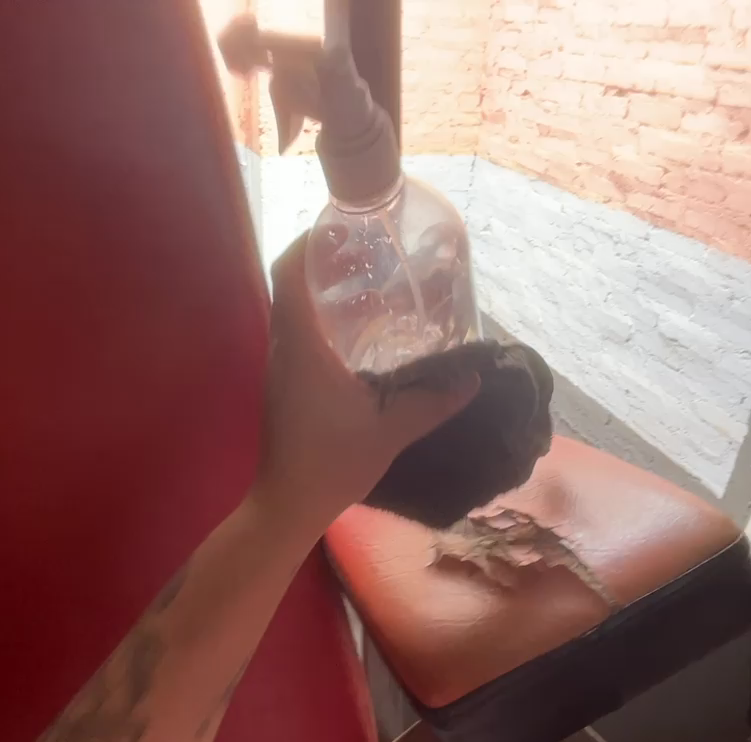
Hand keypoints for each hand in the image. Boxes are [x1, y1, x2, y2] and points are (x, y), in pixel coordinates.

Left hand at [252, 233, 479, 534]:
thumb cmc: (330, 464)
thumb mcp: (388, 431)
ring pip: (291, 315)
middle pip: (289, 288)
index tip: (339, 227)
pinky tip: (355, 340)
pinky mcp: (282, 391)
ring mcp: (279, 372)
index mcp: (301, 348)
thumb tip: (471, 380)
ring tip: (364, 289)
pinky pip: (296, 340)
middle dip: (321, 263)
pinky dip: (320, 325)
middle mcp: (283, 351)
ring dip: (319, 295)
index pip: (289, 273)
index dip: (308, 242)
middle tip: (364, 255)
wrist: (288, 505)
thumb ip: (430, 403)